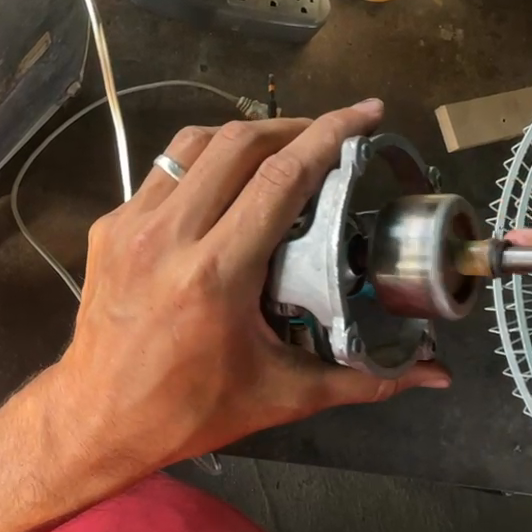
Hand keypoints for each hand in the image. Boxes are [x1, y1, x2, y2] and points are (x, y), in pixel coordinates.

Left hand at [39, 100, 449, 473]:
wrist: (96, 417)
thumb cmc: (189, 411)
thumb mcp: (280, 395)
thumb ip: (362, 379)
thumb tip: (434, 374)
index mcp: (214, 274)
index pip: (281, 178)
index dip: (329, 135)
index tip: (364, 113)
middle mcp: (168, 236)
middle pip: (236, 143)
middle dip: (291, 126)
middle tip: (325, 138)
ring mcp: (129, 226)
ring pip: (192, 145)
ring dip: (242, 136)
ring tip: (279, 150)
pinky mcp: (106, 228)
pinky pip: (162, 173)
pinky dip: (201, 165)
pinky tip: (224, 187)